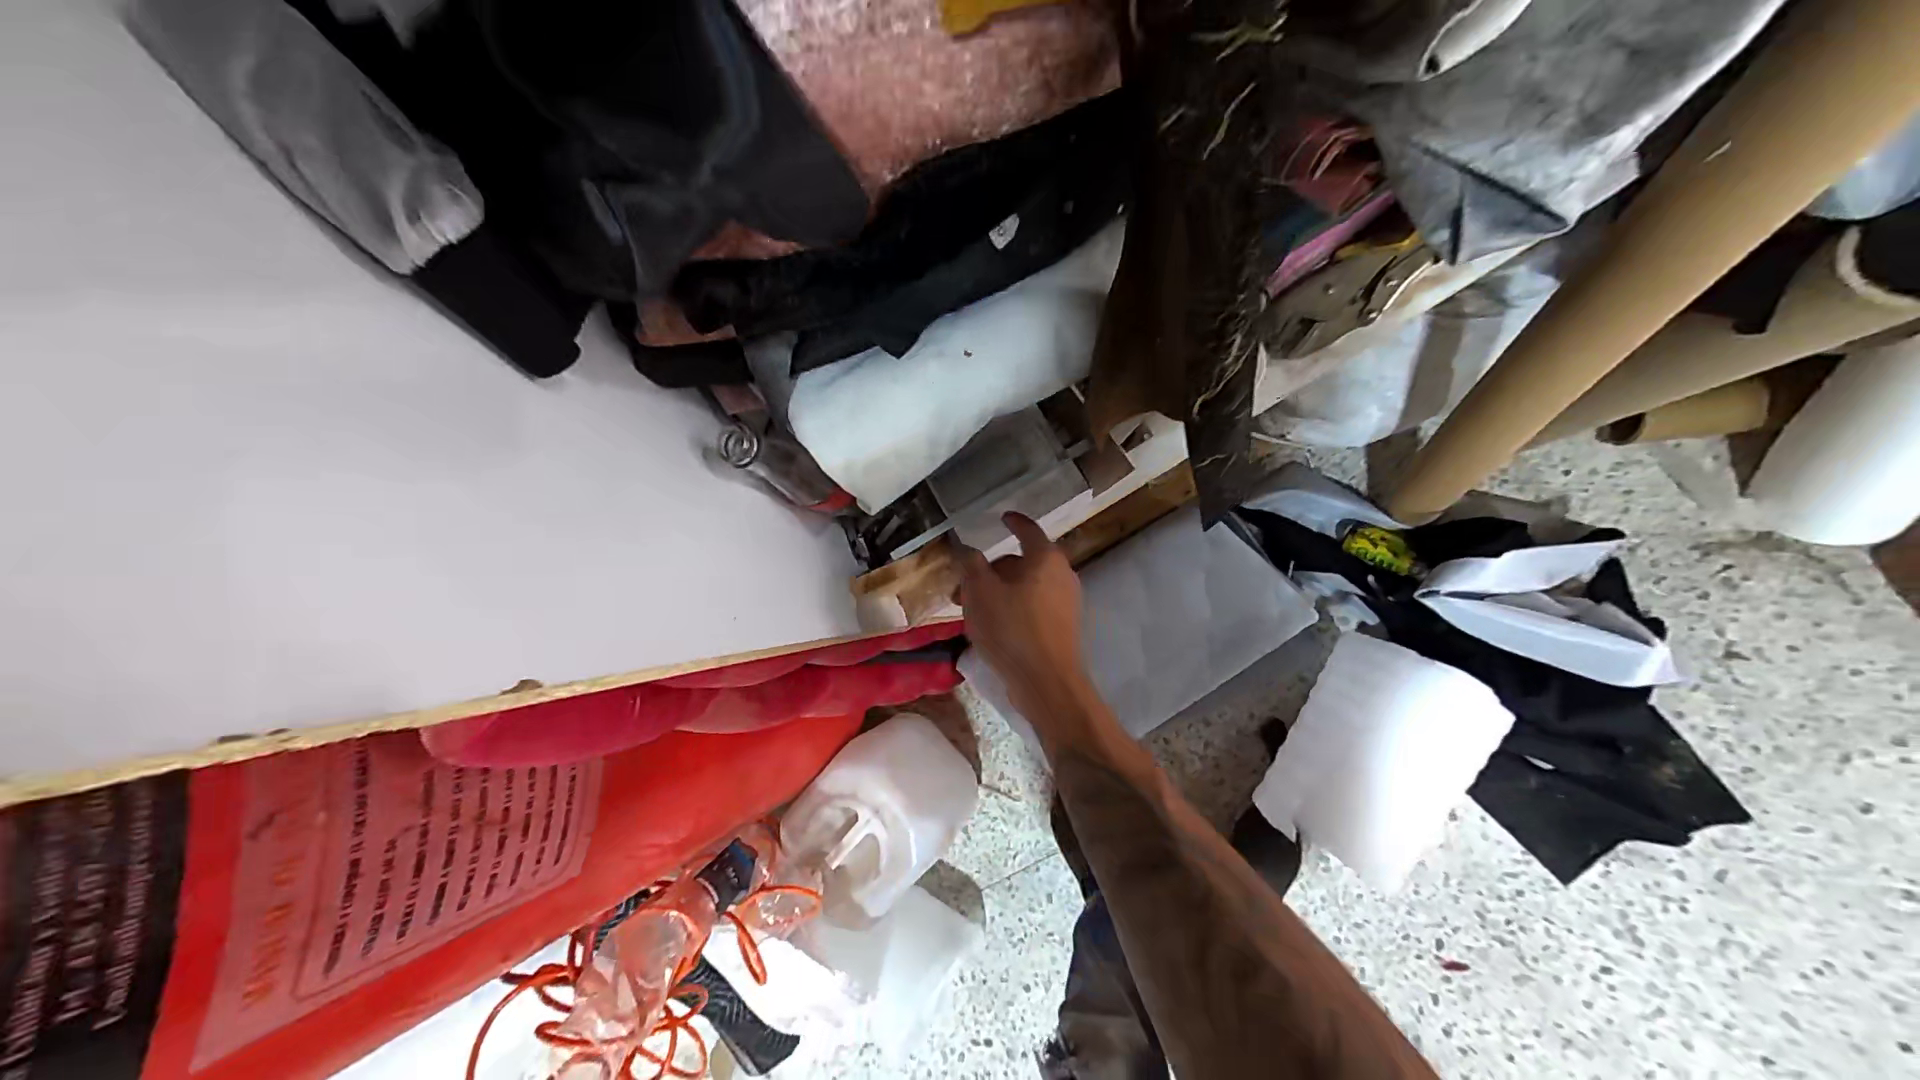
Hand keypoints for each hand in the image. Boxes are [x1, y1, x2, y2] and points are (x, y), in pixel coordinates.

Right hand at [957, 512, 1093, 722]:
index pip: (1028, 530)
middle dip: (992, 570)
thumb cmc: (1012, 629)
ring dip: (999, 592)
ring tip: (972, 610)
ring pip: (1026, 587)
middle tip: (963, 586)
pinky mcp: (1063, 628)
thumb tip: (965, 547)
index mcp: (1045, 558)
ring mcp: (1066, 603)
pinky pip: (1033, 607)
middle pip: (1023, 562)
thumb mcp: (979, 592)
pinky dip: (1012, 608)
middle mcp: (1062, 575)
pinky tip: (992, 627)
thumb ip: (970, 564)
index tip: (1002, 518)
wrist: (1046, 682)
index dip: (1013, 522)